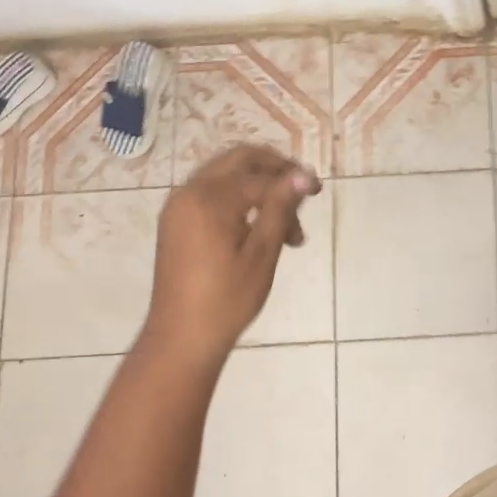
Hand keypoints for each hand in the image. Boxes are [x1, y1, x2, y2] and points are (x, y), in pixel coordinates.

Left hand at [142, 145, 319, 363]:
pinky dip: (239, 198)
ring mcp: (179, 206)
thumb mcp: (263, 253)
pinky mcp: (177, 221)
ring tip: (287, 222)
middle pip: (238, 160)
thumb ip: (281, 208)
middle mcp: (189, 193)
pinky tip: (260, 226)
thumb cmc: (227, 299)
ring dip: (258, 186)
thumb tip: (303, 175)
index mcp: (209, 199)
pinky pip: (212, 193)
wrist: (182, 336)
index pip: (261, 177)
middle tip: (303, 189)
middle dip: (275, 169)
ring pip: (225, 176)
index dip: (293, 180)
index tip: (320, 191)